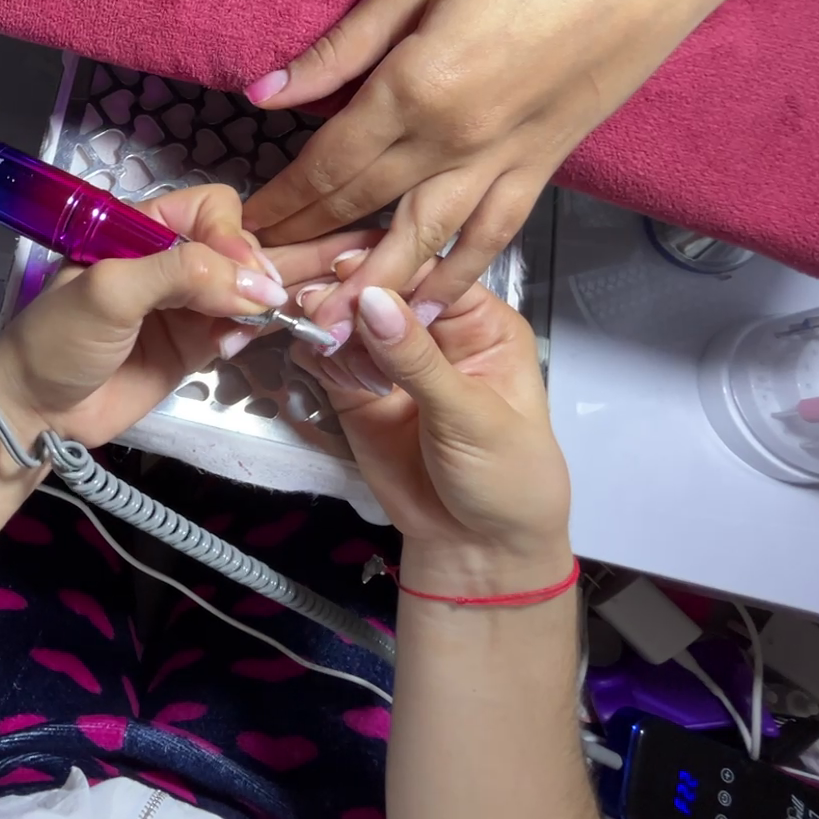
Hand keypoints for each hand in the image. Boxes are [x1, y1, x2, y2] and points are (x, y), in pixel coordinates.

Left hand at [0, 185, 378, 447]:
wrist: (39, 409)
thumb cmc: (59, 339)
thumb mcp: (109, 291)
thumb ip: (179, 274)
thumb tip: (258, 286)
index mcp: (140, 230)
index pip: (209, 208)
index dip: (229, 233)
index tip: (234, 269)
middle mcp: (168, 260)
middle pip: (236, 245)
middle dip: (252, 270)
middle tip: (253, 304)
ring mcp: (184, 304)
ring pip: (244, 287)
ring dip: (257, 303)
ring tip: (242, 330)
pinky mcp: (194, 345)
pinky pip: (239, 327)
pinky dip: (250, 331)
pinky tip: (233, 345)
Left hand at [242, 0, 786, 329]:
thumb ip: (338, 50)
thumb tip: (262, 93)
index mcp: (411, 90)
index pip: (323, 166)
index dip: (280, 202)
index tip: (249, 226)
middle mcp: (451, 142)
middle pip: (357, 208)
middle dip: (304, 245)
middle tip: (265, 277)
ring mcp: (501, 162)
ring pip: (419, 242)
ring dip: (367, 286)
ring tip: (327, 325)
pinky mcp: (544, 169)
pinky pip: (491, 238)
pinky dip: (454, 277)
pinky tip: (424, 308)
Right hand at [291, 267, 571, 597]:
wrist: (473, 547)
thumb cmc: (505, 478)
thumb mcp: (471, 417)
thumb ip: (417, 359)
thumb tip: (370, 299)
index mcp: (477, 323)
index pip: (430, 275)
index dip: (390, 271)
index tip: (348, 275)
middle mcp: (429, 331)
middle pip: (380, 292)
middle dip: (349, 297)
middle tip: (320, 309)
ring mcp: (387, 359)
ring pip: (346, 320)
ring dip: (327, 324)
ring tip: (315, 334)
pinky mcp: (354, 388)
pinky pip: (326, 358)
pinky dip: (313, 354)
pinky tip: (313, 359)